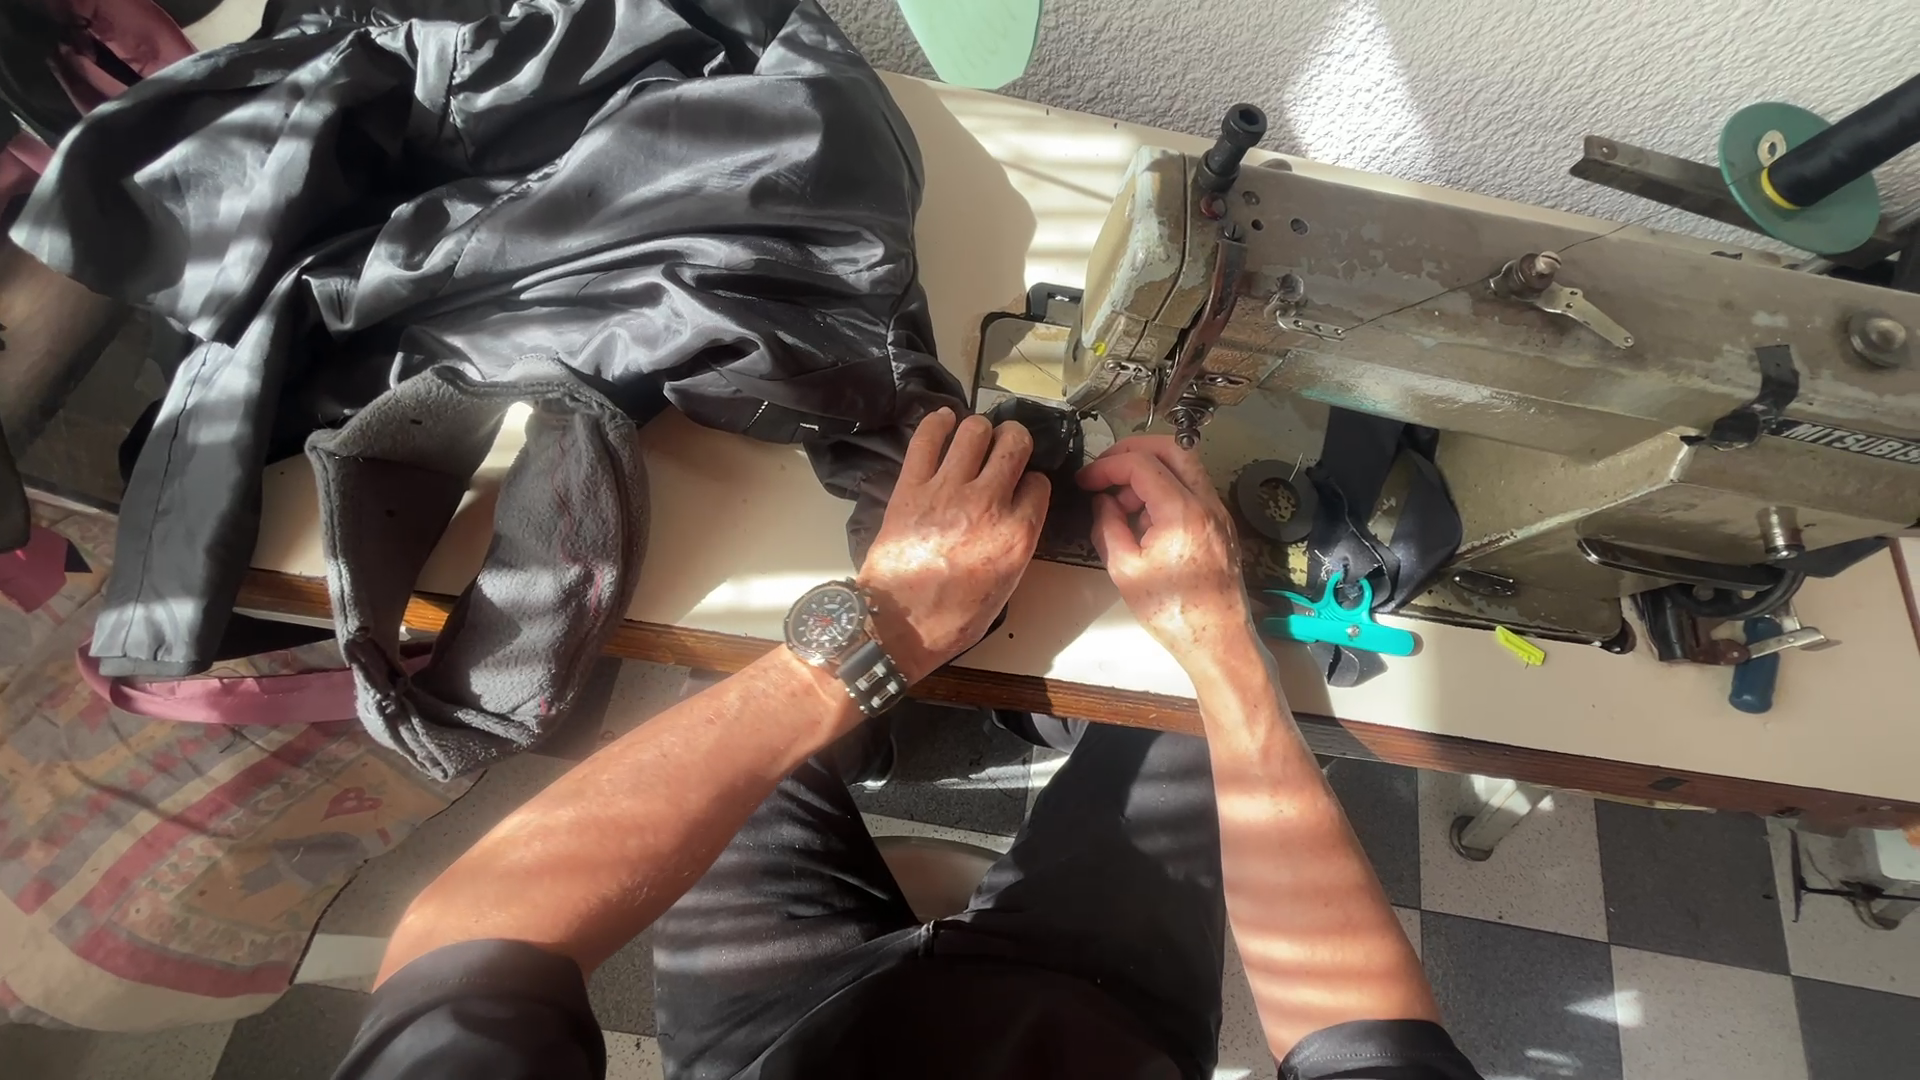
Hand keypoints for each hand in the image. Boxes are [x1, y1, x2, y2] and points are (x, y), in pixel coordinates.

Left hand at [858, 408, 1048, 681]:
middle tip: (1005, 448)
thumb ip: (1017, 542)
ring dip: (979, 430)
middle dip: (1014, 440)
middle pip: (1014, 443)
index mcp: (1017, 534)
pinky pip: (927, 437)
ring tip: (974, 440)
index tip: (1022, 488)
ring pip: (974, 430)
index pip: (1039, 483)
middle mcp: (988, 503)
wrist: (897, 625)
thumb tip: (1016, 513)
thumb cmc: (953, 618)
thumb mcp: (1006, 586)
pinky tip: (944, 420)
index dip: (1032, 483)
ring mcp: (947, 490)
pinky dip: (938, 422)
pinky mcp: (910, 486)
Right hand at [1076, 436, 1252, 666]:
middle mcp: (1207, 503)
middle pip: (1171, 448)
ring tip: (1122, 504)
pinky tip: (1143, 518)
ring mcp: (1218, 511)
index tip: (1085, 480)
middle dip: (1131, 451)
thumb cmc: (1170, 611)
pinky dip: (1163, 489)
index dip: (1106, 466)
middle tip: (1105, 470)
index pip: (1140, 464)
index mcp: (1182, 512)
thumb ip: (1108, 526)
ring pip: (1184, 465)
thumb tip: (1102, 501)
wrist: (1217, 640)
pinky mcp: (1219, 523)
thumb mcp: (1124, 569)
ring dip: (1148, 471)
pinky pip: (1190, 488)